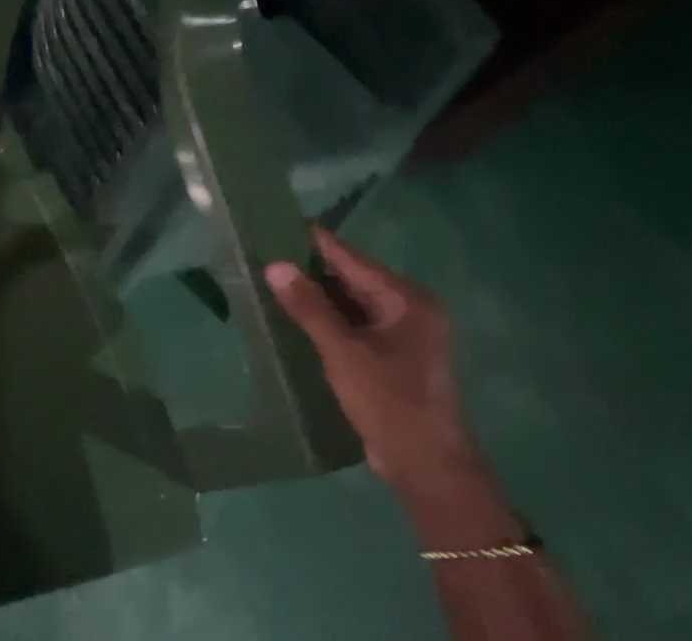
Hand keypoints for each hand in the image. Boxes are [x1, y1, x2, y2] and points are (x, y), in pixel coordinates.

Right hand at [262, 227, 476, 491]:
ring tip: (271, 280)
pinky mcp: (393, 355)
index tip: (275, 224)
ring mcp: (403, 334)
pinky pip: (355, 323)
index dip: (314, 242)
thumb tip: (274, 265)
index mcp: (407, 300)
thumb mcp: (343, 352)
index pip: (352, 258)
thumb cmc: (389, 402)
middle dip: (311, 268)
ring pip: (352, 301)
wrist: (427, 466)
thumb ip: (309, 307)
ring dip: (317, 294)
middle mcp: (410, 309)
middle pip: (353, 277)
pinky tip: (296, 316)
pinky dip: (328, 317)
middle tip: (264, 253)